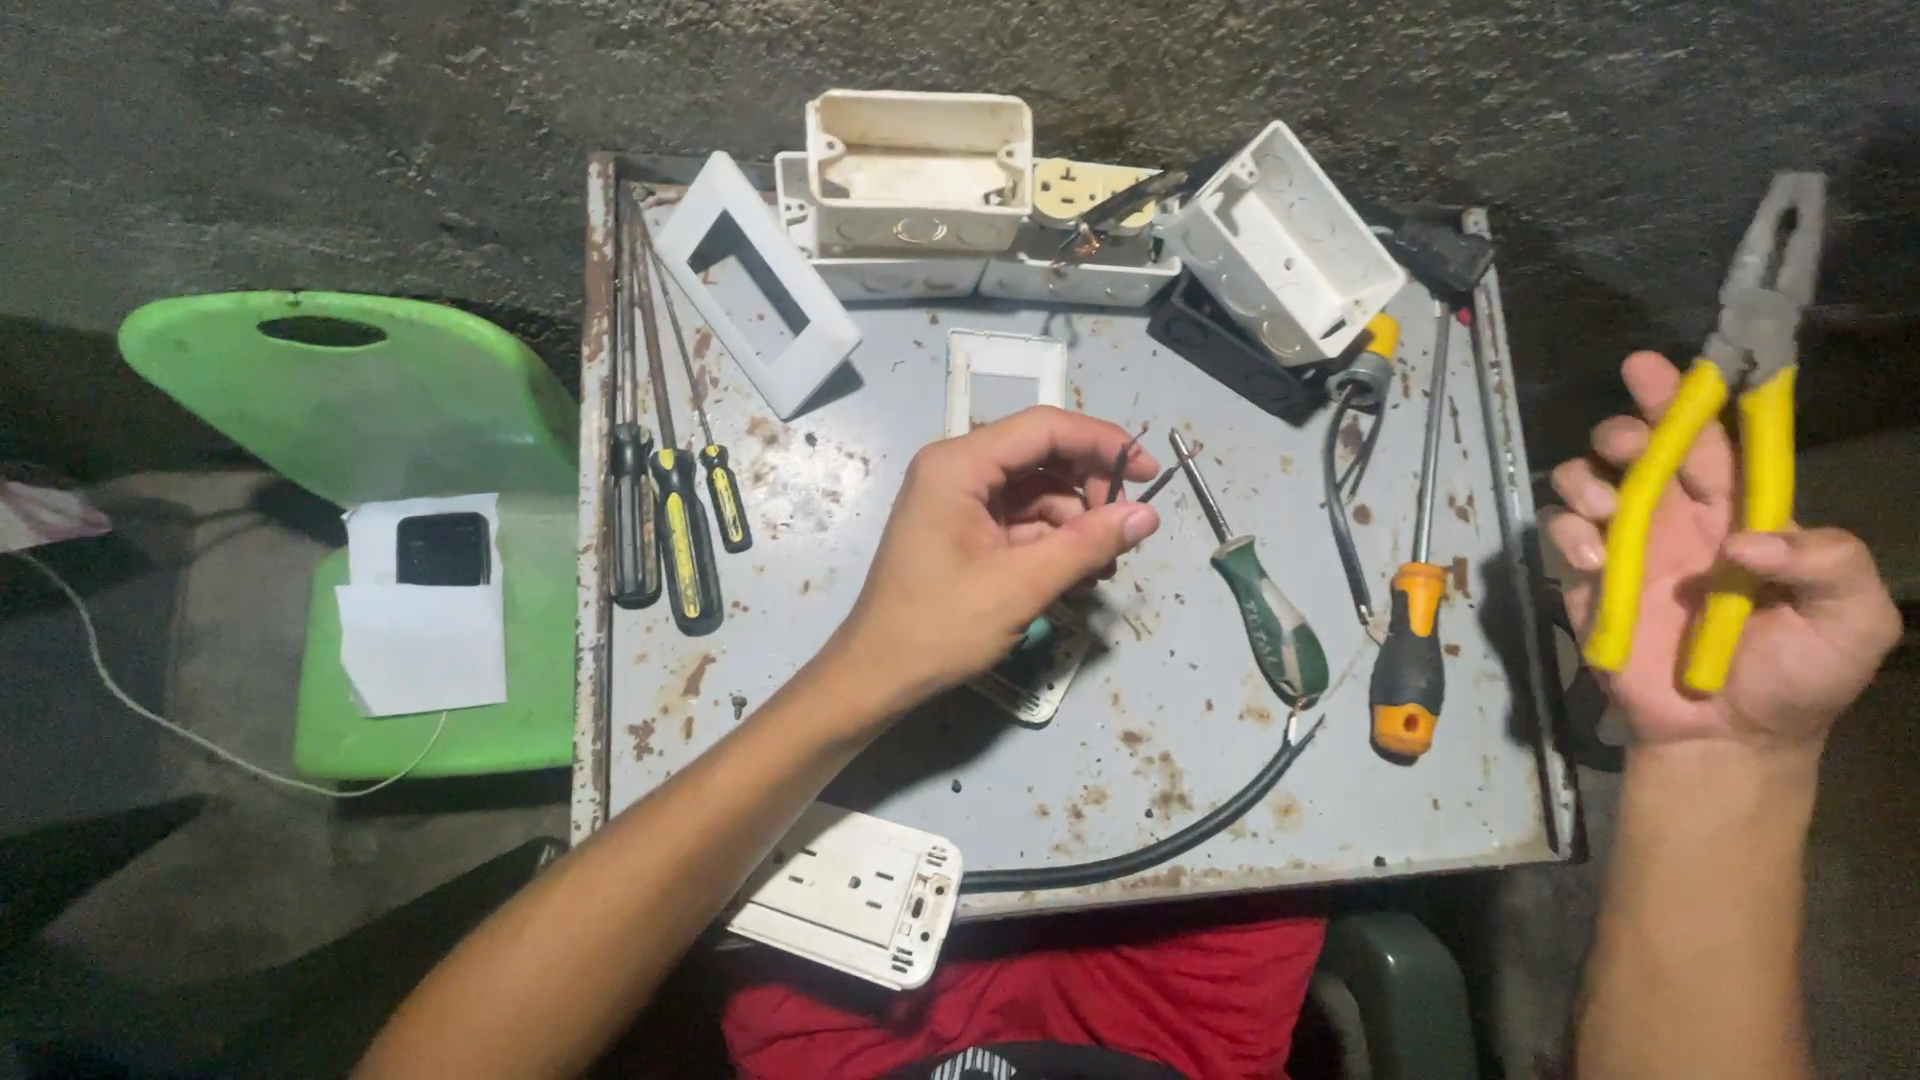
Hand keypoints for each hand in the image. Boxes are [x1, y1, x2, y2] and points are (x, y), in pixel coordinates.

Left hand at [825, 406, 1161, 712]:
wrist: (879, 674)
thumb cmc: (940, 627)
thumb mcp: (1021, 585)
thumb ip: (1087, 544)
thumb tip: (1147, 515)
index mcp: (958, 465)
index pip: (1044, 428)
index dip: (1103, 443)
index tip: (1149, 474)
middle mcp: (957, 469)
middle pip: (1042, 456)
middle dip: (1090, 491)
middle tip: (1123, 532)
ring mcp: (959, 500)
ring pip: (1037, 492)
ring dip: (1076, 524)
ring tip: (1104, 568)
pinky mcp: (965, 530)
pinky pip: (1022, 521)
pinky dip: (1053, 543)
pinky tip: (1079, 576)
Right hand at [1544, 352, 1900, 751]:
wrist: (1722, 735)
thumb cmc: (1796, 678)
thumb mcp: (1854, 622)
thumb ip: (1829, 564)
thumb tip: (1744, 540)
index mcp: (1742, 516)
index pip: (1718, 441)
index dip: (1693, 399)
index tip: (1662, 366)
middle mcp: (1677, 518)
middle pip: (1639, 446)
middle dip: (1630, 428)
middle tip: (1633, 447)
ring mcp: (1625, 545)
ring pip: (1586, 478)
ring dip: (1588, 477)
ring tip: (1610, 510)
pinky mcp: (1584, 575)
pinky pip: (1558, 531)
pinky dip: (1568, 536)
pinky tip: (1597, 567)